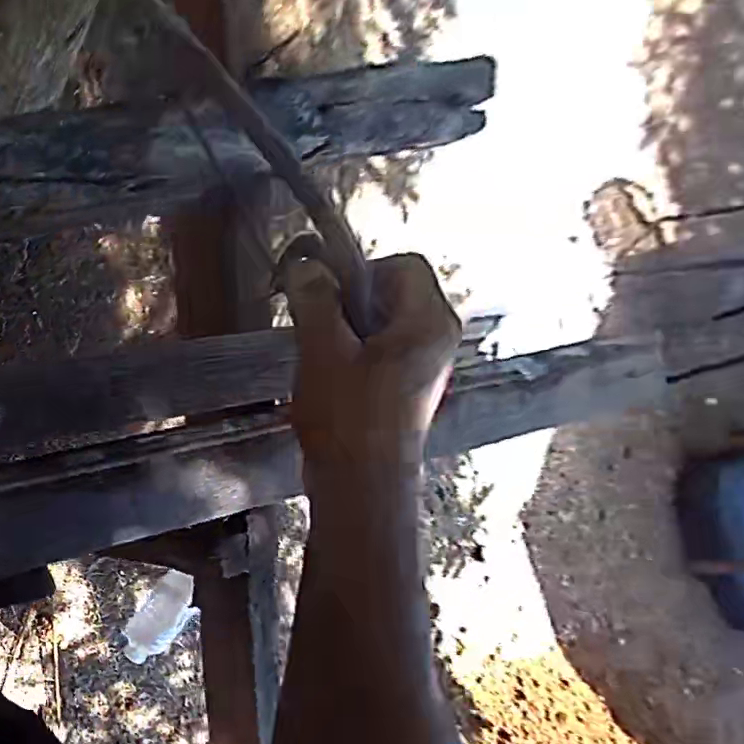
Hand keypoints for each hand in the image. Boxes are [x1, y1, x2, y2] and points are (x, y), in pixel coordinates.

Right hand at [282, 250, 460, 494]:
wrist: (359, 479)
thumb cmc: (346, 416)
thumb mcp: (323, 353)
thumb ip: (316, 304)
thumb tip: (305, 265)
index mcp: (429, 322)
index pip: (403, 265)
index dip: (358, 270)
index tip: (320, 296)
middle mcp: (437, 338)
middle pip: (393, 295)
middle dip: (347, 304)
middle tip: (313, 330)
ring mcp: (424, 366)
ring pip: (382, 325)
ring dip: (344, 332)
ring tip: (317, 360)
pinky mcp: (405, 388)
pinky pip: (379, 353)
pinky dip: (350, 356)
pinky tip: (327, 381)